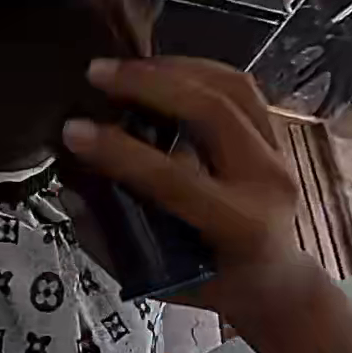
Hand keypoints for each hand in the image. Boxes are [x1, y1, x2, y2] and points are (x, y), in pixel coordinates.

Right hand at [60, 57, 331, 350]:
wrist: (274, 281)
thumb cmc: (211, 285)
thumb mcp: (156, 278)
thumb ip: (111, 239)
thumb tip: (72, 190)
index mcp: (238, 227)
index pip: (172, 178)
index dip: (118, 151)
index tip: (72, 130)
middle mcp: (266, 184)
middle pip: (212, 113)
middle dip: (149, 85)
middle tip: (97, 73)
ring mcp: (279, 155)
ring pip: (230, 88)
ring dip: (172, 69)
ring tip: (125, 66)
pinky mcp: (278, 137)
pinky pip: (240, 88)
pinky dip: (197, 70)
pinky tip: (160, 69)